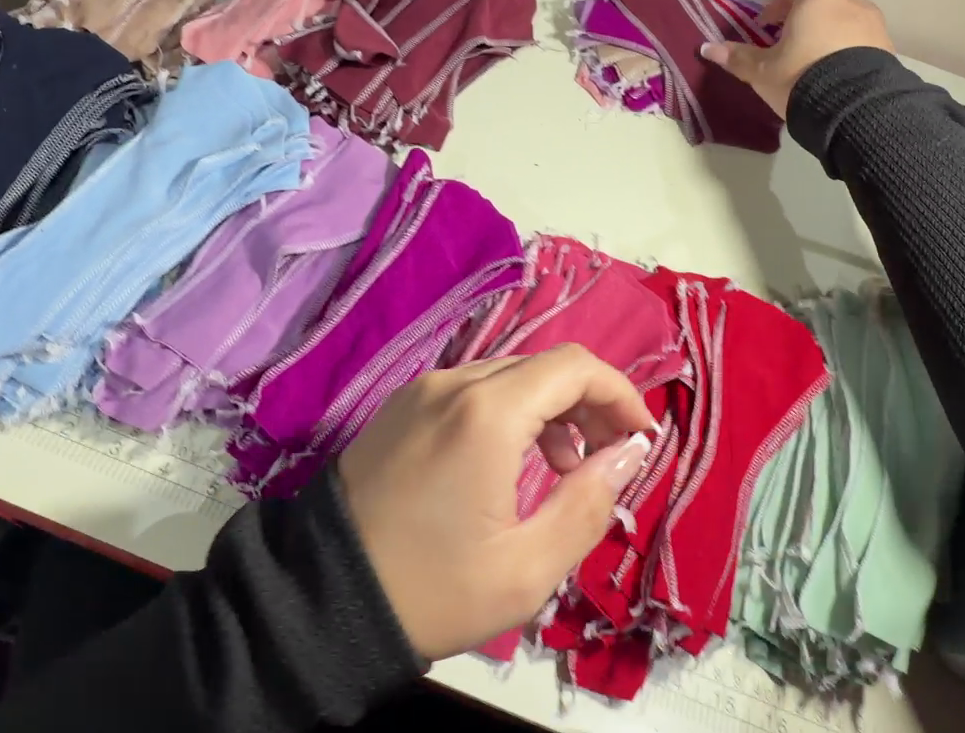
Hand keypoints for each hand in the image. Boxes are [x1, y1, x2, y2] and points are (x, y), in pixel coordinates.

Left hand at [337, 344, 655, 660]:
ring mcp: (421, 390)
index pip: (575, 367)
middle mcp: (453, 382)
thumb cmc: (432, 590)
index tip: (642, 438)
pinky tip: (509, 463)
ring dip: (549, 410)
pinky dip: (509, 412)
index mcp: (486, 413)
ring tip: (561, 471)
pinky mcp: (401, 406)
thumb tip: (629, 452)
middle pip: (543, 366)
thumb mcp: (527, 568)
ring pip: (508, 376)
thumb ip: (588, 501)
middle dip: (588, 404)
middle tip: (607, 460)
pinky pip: (471, 390)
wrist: (322, 598)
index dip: (620, 393)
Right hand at [700, 0, 894, 116]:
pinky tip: (840, 62)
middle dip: (813, 5)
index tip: (767, 25)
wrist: (853, 107)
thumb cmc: (801, 78)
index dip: (780, 3)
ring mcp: (872, 22)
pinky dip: (853, 39)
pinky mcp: (887, 44)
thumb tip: (707, 48)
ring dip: (836, 20)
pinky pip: (866, 32)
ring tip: (820, 46)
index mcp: (815, 0)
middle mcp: (848, 2)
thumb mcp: (762, 71)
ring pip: (852, 9)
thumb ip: (737, 57)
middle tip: (797, 29)